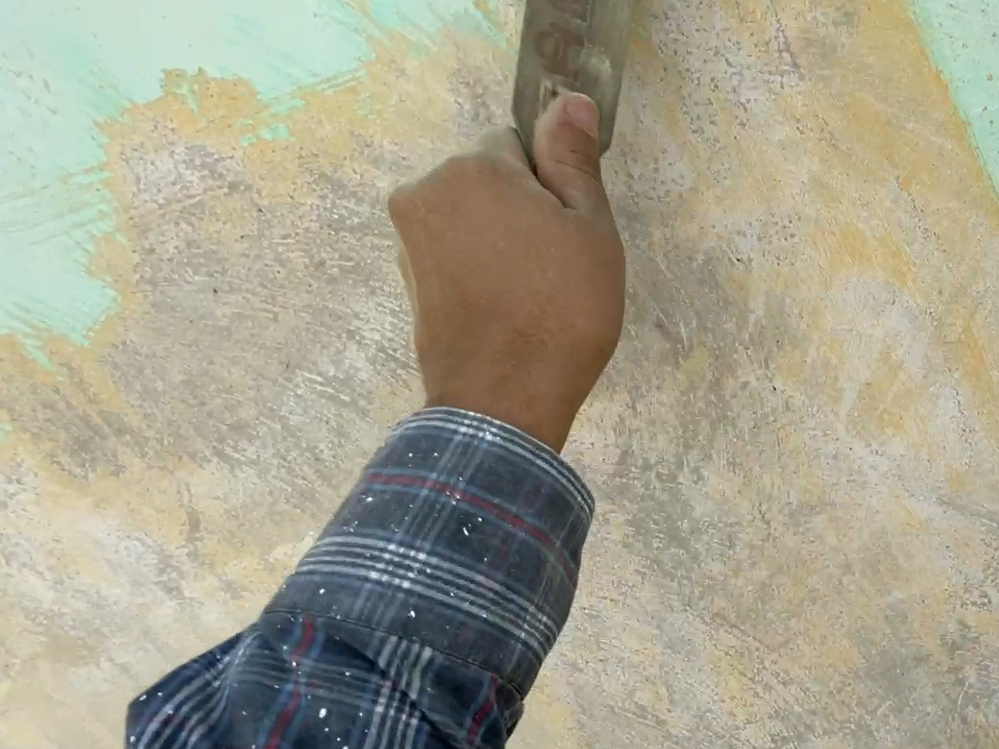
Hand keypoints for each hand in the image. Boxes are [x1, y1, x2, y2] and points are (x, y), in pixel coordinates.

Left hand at [389, 93, 625, 451]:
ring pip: (471, 221)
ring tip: (530, 300)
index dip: (553, 190)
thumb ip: (575, 164)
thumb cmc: (563, 315)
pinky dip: (478, 274)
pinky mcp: (406, 279)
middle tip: (556, 274)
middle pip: (490, 183)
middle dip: (521, 214)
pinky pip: (453, 256)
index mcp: (476, 168)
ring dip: (499, 245)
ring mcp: (409, 237)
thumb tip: (570, 100)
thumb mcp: (592, 235)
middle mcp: (428, 189)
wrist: (506, 399)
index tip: (570, 237)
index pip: (521, 147)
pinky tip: (504, 314)